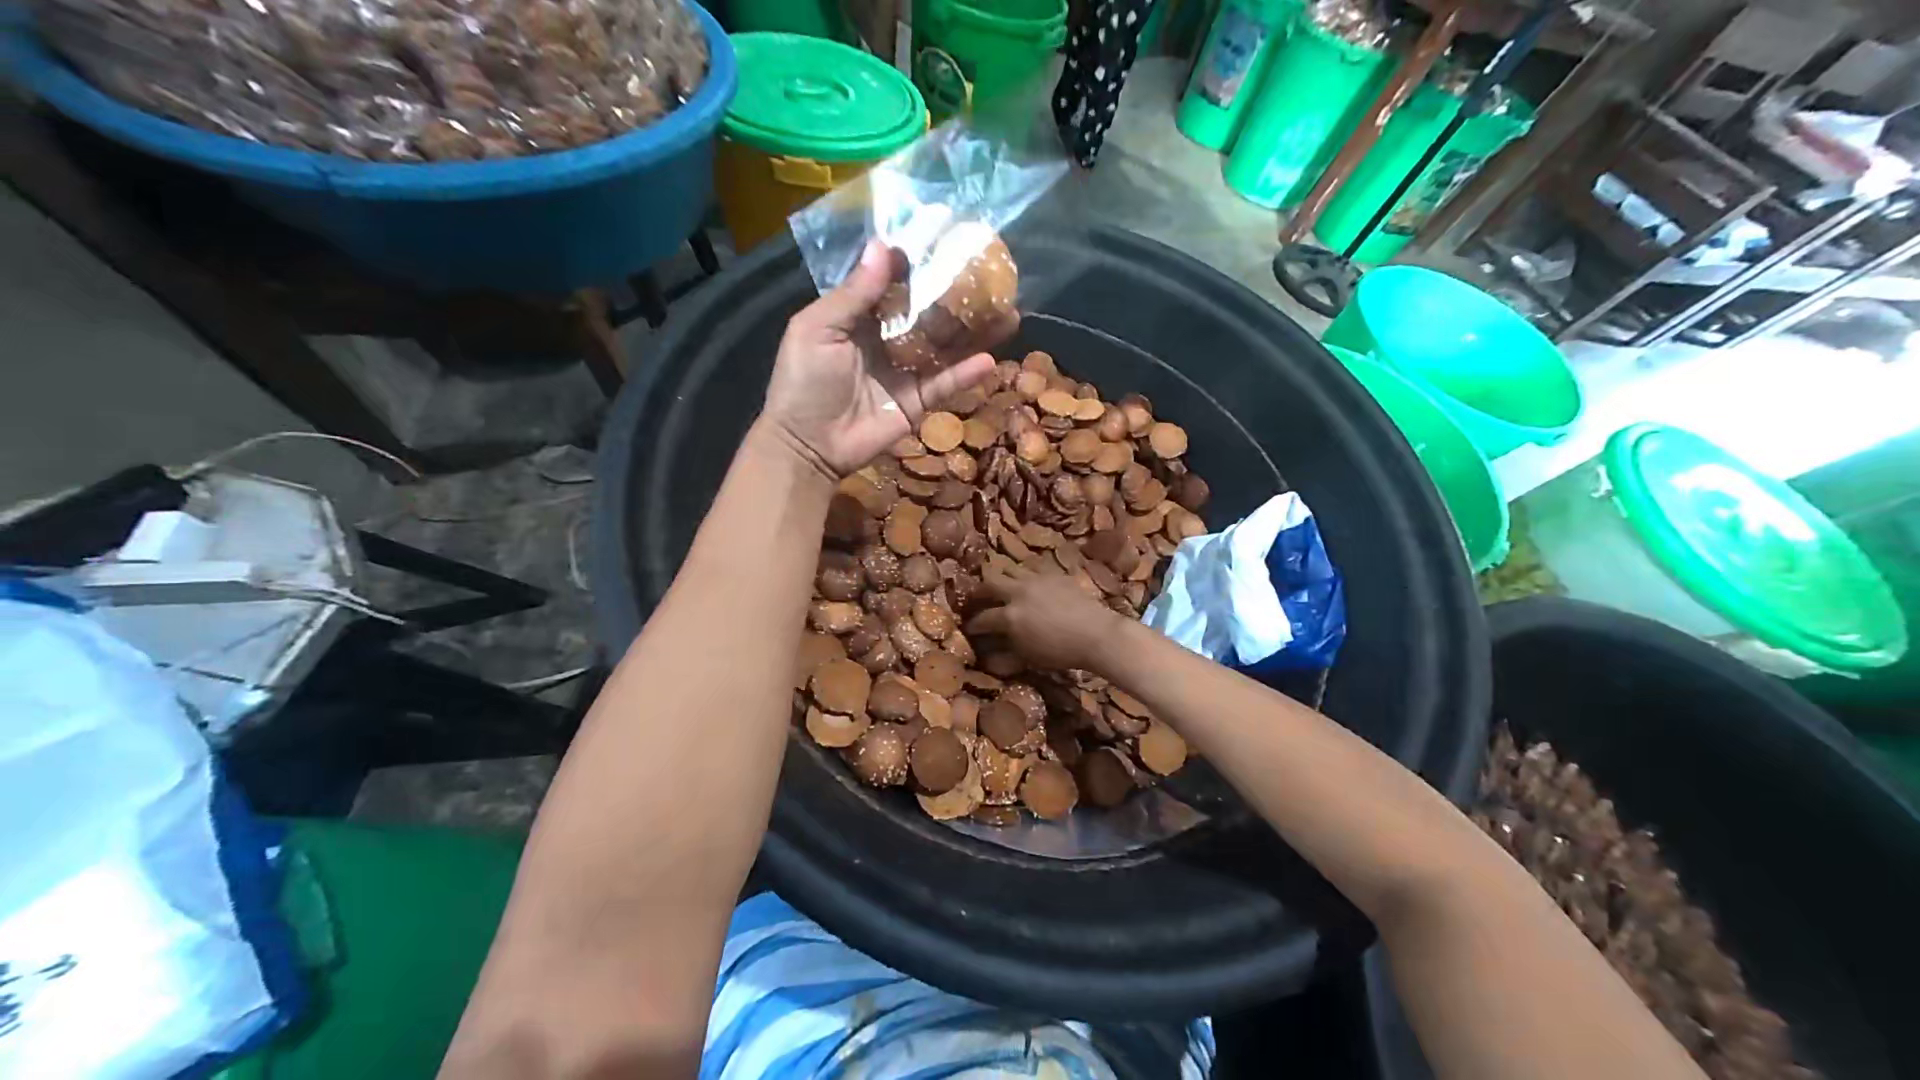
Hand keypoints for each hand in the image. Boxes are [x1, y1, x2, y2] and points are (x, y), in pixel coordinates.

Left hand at [762, 240, 997, 478]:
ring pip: (945, 347)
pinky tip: (991, 357)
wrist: (808, 444)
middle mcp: (888, 340)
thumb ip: (854, 293)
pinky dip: (967, 373)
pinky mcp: (918, 402)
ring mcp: (906, 371)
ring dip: (975, 331)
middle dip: (959, 296)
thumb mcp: (818, 329)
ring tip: (1009, 311)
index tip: (952, 242)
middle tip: (994, 276)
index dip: (921, 266)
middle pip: (930, 313)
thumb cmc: (804, 381)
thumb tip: (884, 245)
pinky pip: (946, 384)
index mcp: (860, 317)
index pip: (896, 285)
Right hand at [964, 565, 1125, 672]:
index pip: (982, 619)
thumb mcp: (1029, 657)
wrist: (1096, 634)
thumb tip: (989, 652)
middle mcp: (1018, 592)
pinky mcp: (1054, 573)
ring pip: (1010, 569)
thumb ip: (1006, 651)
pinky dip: (1026, 573)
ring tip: (1001, 584)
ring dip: (1002, 577)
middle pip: (990, 583)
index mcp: (1009, 616)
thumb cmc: (1061, 652)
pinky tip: (1029, 580)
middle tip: (977, 597)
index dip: (973, 624)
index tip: (968, 628)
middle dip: (980, 591)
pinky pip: (1033, 567)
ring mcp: (1036, 579)